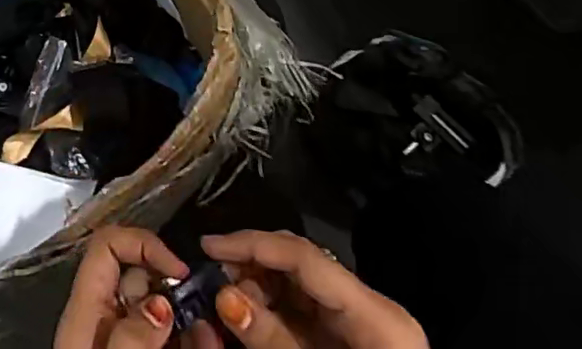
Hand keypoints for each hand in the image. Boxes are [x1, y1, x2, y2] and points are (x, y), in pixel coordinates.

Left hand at [54, 226, 216, 348]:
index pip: (108, 243)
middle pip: (140, 276)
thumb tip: (162, 304)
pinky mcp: (136, 348)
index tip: (181, 269)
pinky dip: (188, 339)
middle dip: (176, 284)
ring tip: (212, 333)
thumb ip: (132, 336)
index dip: (145, 243)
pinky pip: (165, 337)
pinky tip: (206, 342)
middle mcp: (103, 314)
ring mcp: (121, 335)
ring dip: (188, 315)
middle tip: (209, 307)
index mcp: (86, 305)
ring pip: (157, 308)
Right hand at [200, 231, 426, 348]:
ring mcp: (363, 323)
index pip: (303, 255)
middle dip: (251, 266)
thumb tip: (223, 296)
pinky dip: (273, 309)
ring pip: (298, 283)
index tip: (206, 247)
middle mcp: (371, 307)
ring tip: (224, 305)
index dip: (251, 243)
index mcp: (375, 315)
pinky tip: (248, 319)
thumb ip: (272, 341)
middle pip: (300, 263)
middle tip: (211, 281)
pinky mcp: (352, 339)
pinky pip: (305, 308)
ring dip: (257, 287)